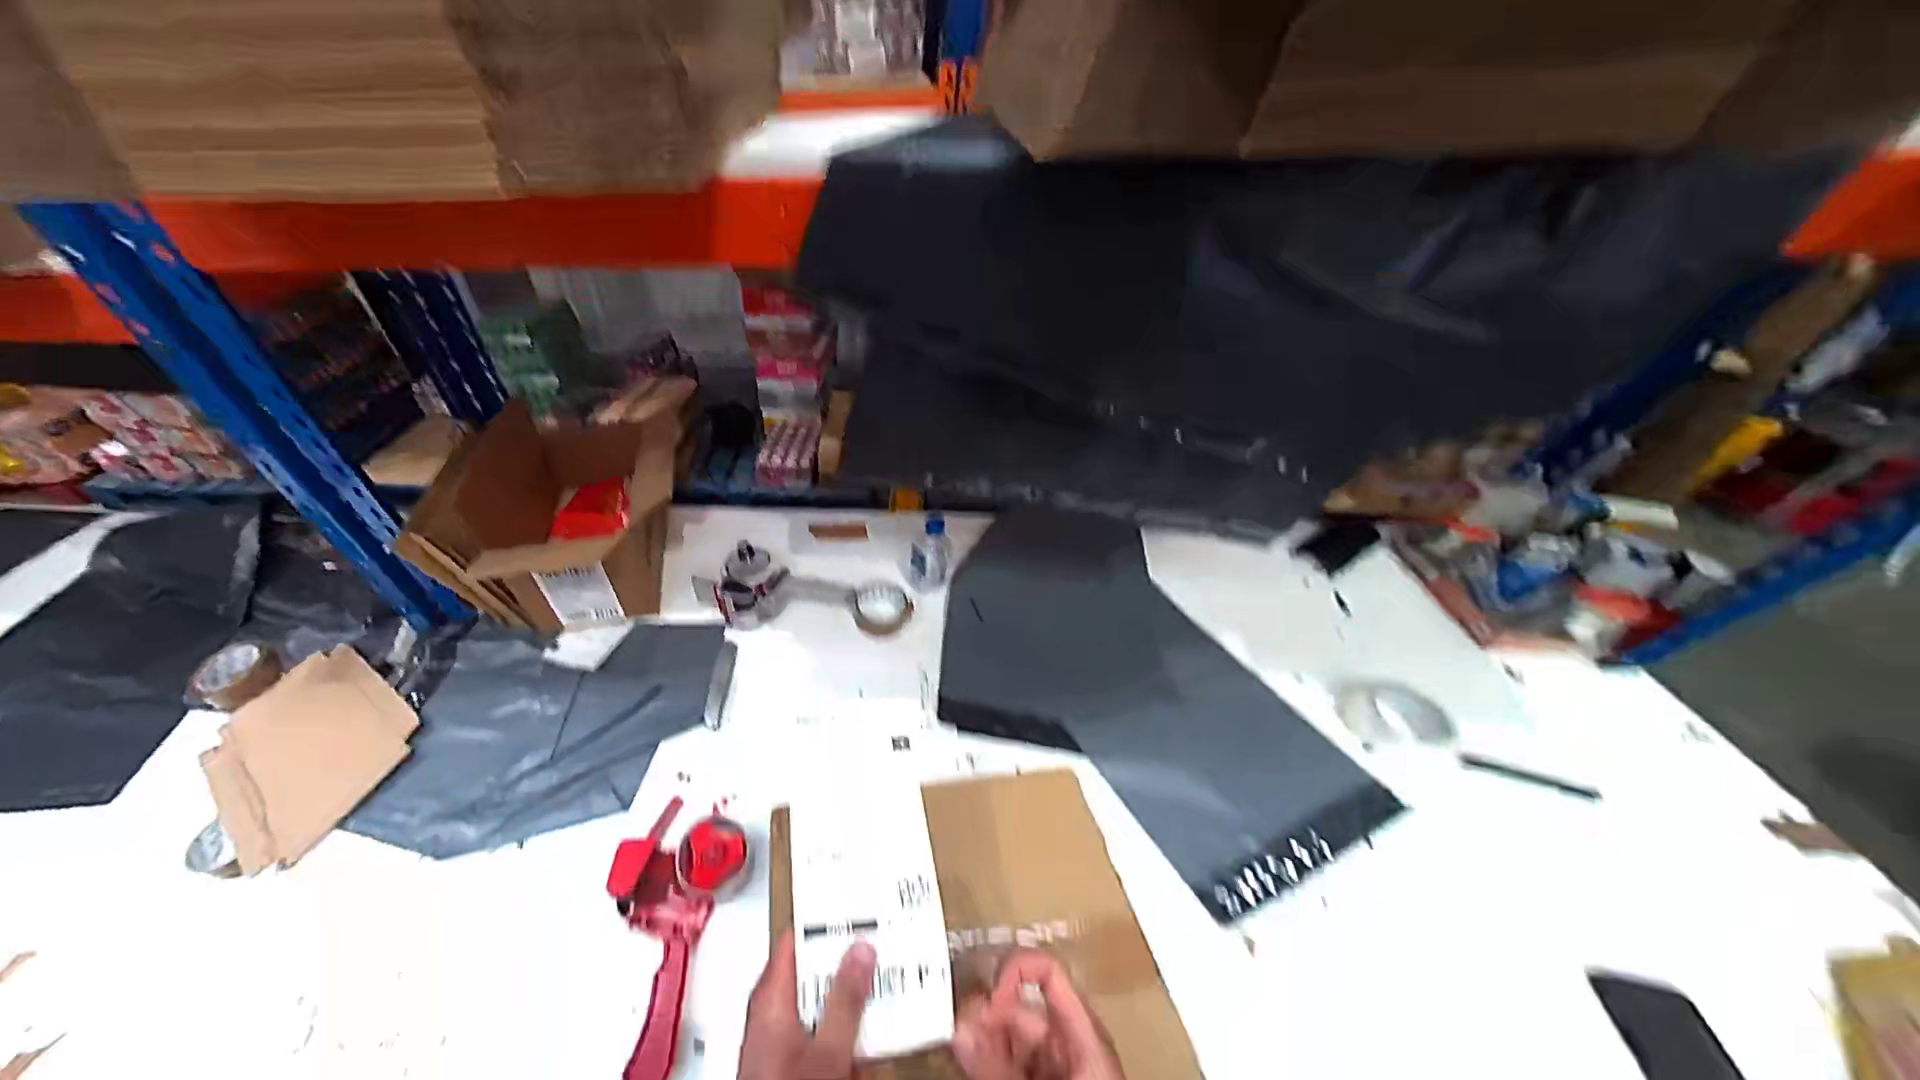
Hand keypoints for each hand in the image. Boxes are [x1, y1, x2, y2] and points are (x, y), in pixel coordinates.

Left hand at [740, 931, 876, 1079]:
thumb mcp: (827, 1049)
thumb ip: (846, 998)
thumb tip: (862, 951)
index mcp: (770, 999)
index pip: (795, 940)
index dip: (825, 925)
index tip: (854, 916)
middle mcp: (770, 1015)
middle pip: (812, 973)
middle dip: (846, 969)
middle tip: (876, 957)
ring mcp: (778, 1040)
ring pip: (820, 1005)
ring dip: (848, 1006)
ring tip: (877, 1002)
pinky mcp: (788, 1061)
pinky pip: (819, 1032)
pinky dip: (840, 1034)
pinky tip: (861, 1045)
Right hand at [951, 950, 1123, 1079]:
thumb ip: (999, 1066)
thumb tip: (962, 1028)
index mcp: (1083, 1036)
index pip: (1048, 974)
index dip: (1014, 973)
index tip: (987, 1001)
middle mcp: (1067, 1048)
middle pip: (1018, 1010)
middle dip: (984, 1017)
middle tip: (954, 1034)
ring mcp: (1053, 1073)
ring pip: (1007, 1041)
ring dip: (979, 1044)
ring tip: (956, 1053)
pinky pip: (1006, 1067)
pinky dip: (985, 1066)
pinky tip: (967, 1067)